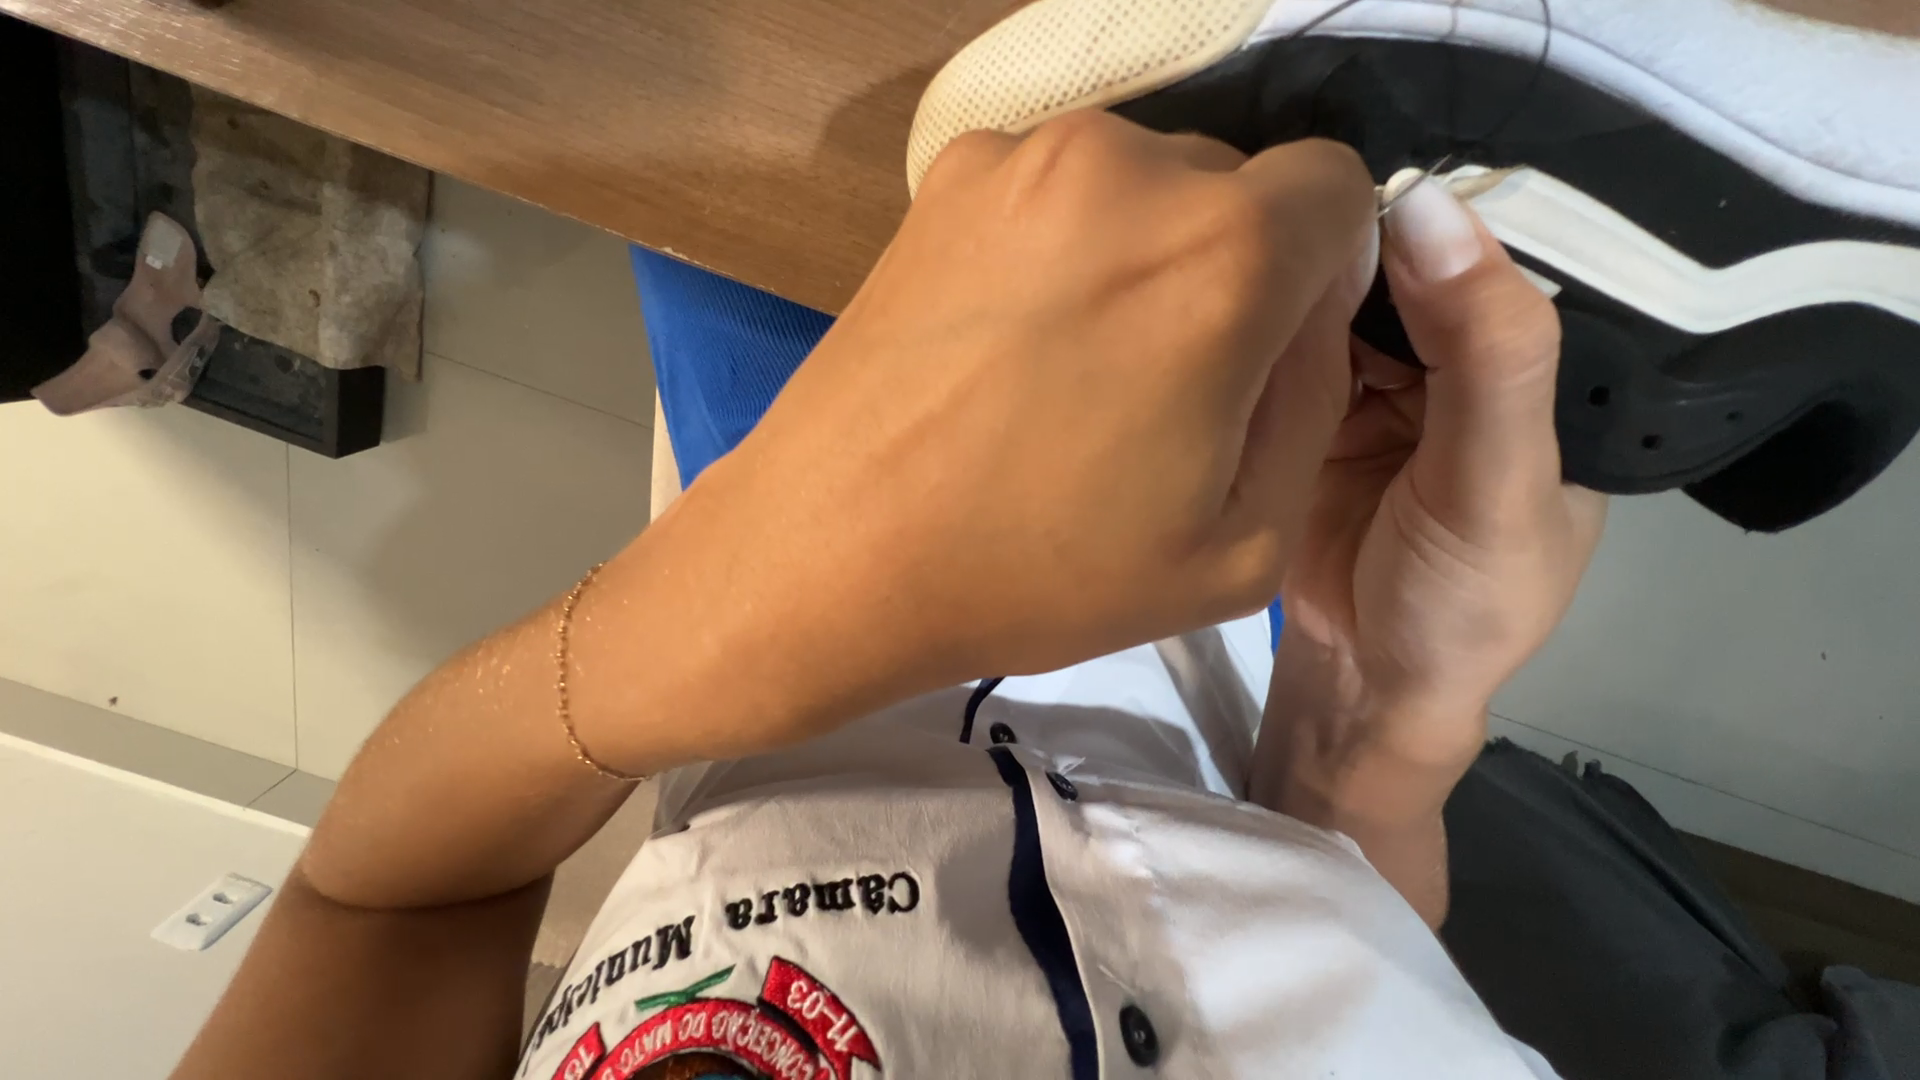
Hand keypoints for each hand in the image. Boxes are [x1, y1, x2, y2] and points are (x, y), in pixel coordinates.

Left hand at [583, 113, 1379, 765]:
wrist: (834, 554)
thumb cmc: (1034, 575)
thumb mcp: (1243, 547)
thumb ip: (1314, 405)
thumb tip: (1306, 318)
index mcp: (1222, 256)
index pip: (1336, 193)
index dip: (1317, 278)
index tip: (1257, 356)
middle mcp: (1126, 168)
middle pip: (1231, 186)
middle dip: (1224, 272)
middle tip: (1150, 387)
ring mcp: (1019, 160)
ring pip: (1139, 187)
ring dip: (1135, 262)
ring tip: (1064, 372)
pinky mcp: (940, 181)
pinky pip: (1050, 195)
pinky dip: (1055, 250)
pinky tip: (1004, 342)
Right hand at [1262, 177, 1606, 813]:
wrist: (1361, 682)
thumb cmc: (1458, 599)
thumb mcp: (1494, 479)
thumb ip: (1486, 353)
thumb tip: (1426, 204)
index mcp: (1537, 384)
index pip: (1497, 276)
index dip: (1443, 226)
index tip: (1371, 174)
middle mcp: (1458, 379)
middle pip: (1412, 288)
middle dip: (1364, 251)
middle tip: (1292, 197)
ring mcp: (1379, 401)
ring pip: (1346, 320)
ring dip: (1310, 292)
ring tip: (1256, 237)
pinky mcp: (1313, 425)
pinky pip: (1296, 366)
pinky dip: (1273, 342)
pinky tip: (1241, 303)